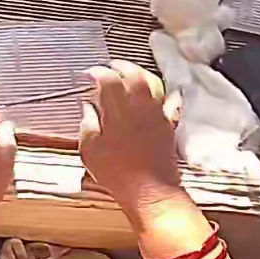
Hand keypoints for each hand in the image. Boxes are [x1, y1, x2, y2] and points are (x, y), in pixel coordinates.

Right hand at [79, 61, 184, 218]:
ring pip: (153, 83)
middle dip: (121, 66)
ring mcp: (157, 115)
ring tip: (132, 73)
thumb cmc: (118, 174)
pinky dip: (168, 93)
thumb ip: (88, 124)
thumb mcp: (90, 150)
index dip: (97, 72)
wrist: (151, 192)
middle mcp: (140, 107)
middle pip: (134, 74)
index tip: (89, 74)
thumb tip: (87, 108)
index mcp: (118, 111)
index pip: (108, 79)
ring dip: (141, 74)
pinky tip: (165, 92)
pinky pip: (171, 102)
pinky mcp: (168, 125)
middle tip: (110, 66)